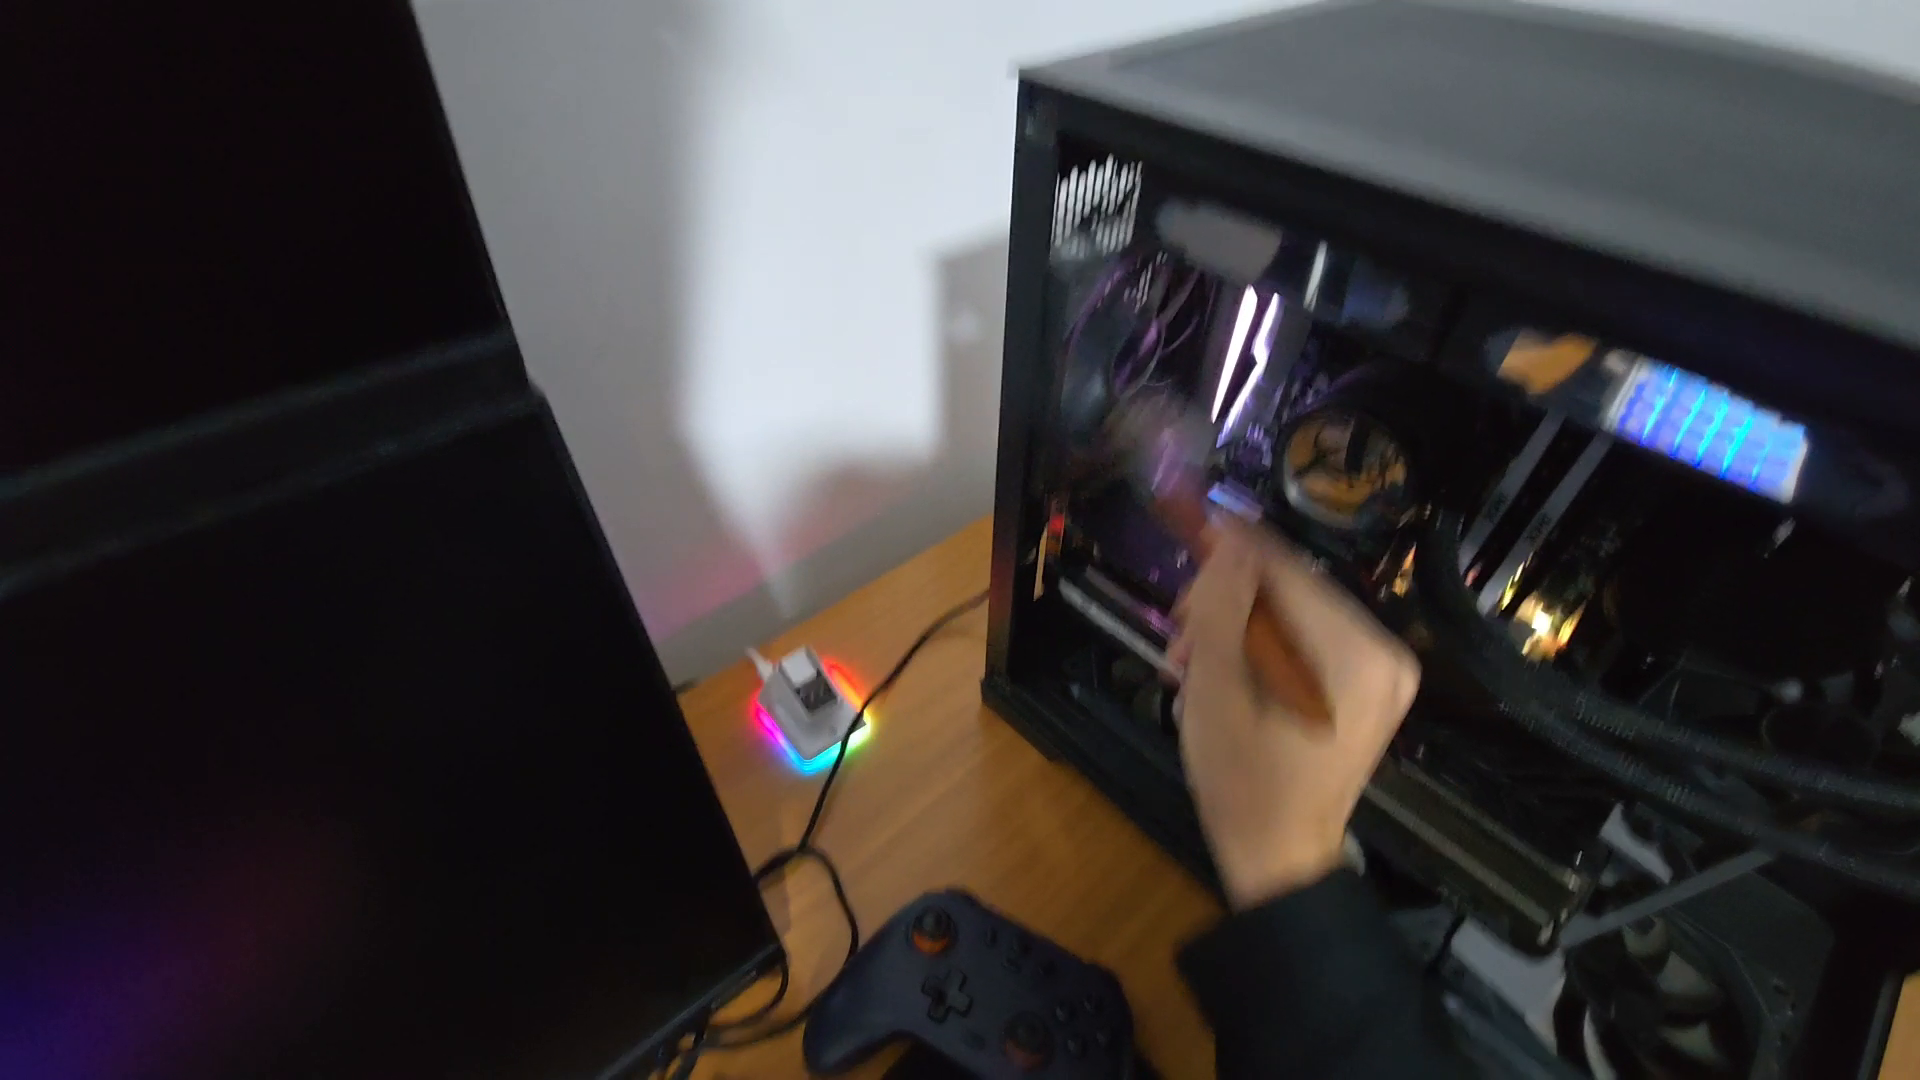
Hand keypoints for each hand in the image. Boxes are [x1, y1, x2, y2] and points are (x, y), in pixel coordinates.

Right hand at [1168, 522, 1418, 909]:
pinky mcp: (1366, 686)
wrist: (1278, 851)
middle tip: (1179, 628)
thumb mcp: (1216, 687)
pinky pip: (1304, 639)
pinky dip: (1259, 644)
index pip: (1287, 571)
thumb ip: (1222, 605)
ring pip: (1292, 613)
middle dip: (1226, 598)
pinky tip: (1222, 668)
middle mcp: (1383, 652)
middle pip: (1290, 590)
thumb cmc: (1241, 777)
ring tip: (1190, 658)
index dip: (1233, 543)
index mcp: (1355, 653)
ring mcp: (1381, 671)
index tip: (1188, 514)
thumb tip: (1227, 538)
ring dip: (1236, 623)